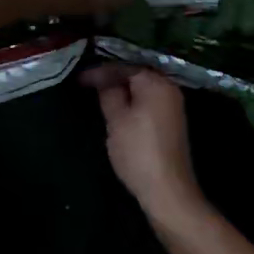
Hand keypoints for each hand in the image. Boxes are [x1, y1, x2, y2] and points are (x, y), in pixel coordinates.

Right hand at [81, 65, 203, 217]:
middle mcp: (170, 88)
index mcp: (158, 83)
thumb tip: (103, 78)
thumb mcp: (117, 120)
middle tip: (87, 84)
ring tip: (99, 94)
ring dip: (124, 90)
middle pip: (138, 75)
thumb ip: (109, 94)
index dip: (101, 71)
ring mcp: (174, 105)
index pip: (126, 67)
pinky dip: (134, 101)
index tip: (79, 78)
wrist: (167, 187)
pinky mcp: (172, 121)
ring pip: (144, 89)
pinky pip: (150, 102)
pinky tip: (119, 108)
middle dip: (113, 78)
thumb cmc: (138, 150)